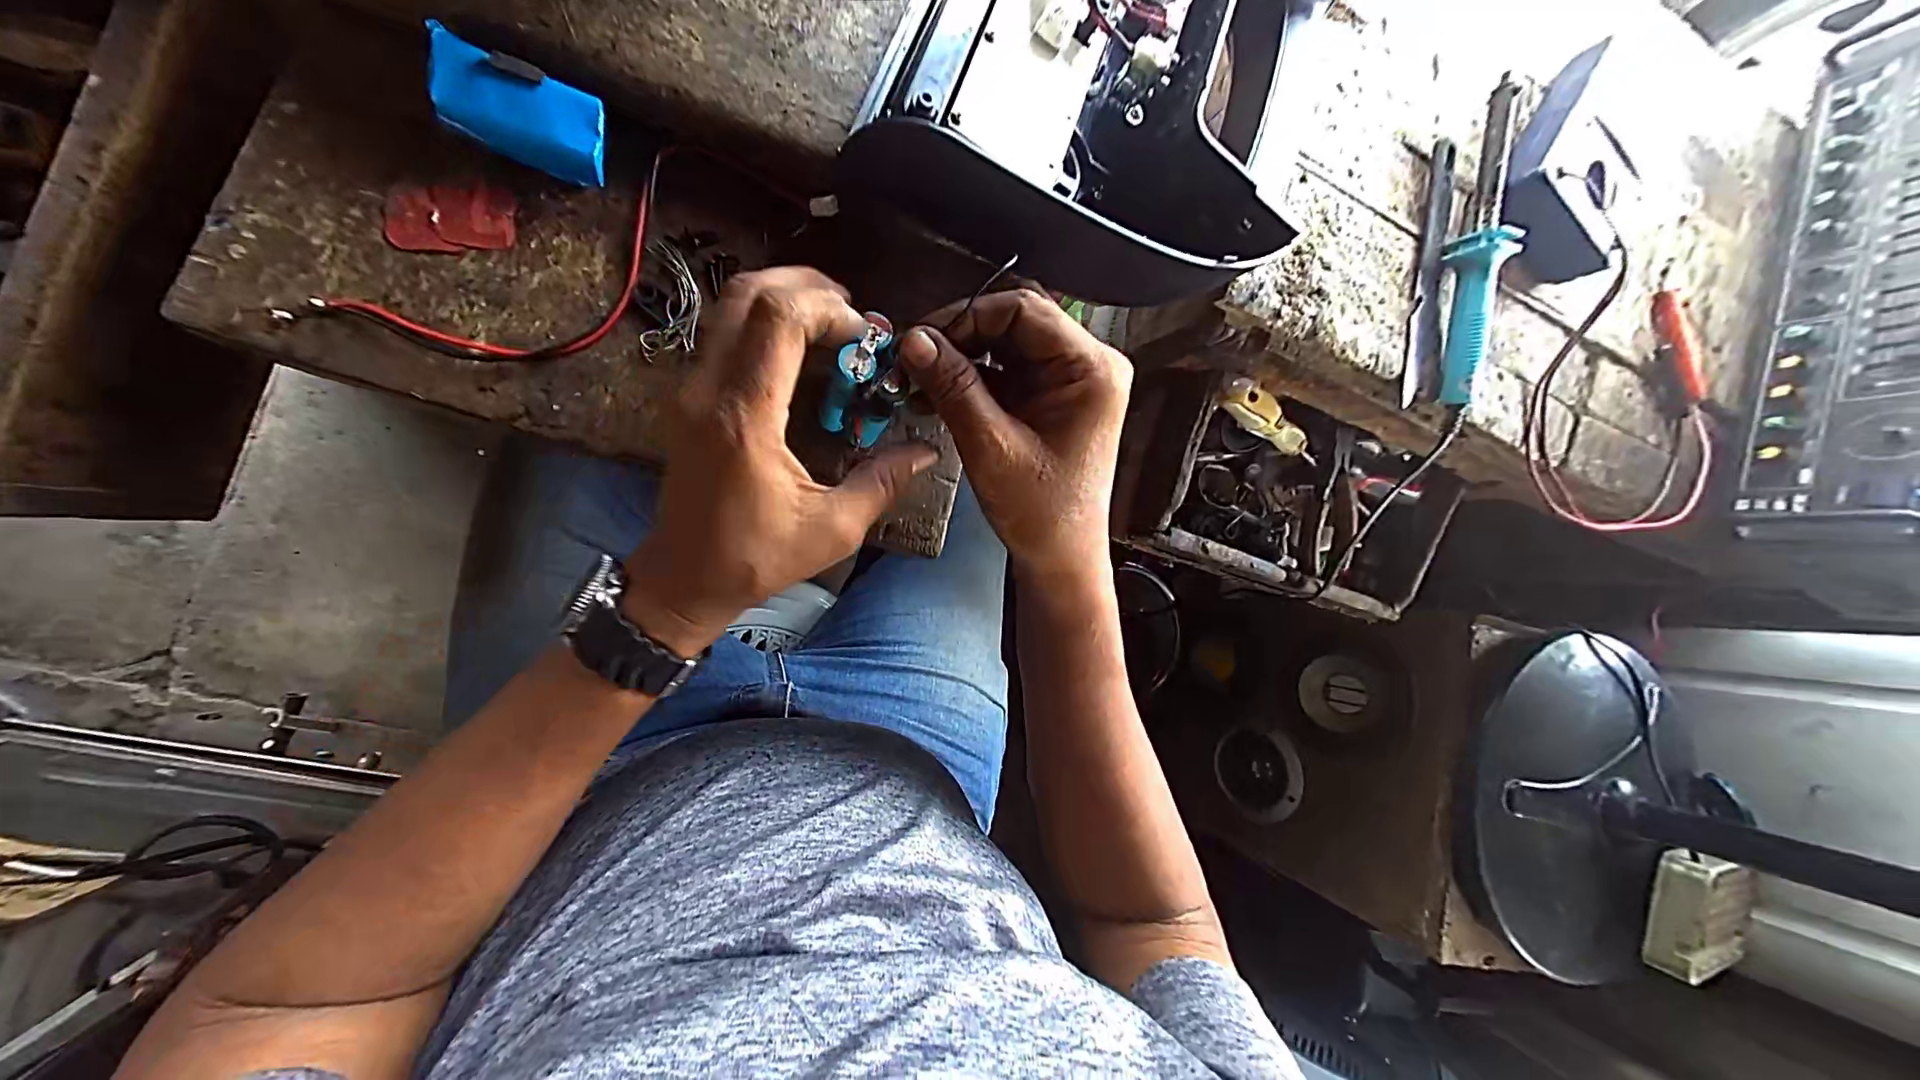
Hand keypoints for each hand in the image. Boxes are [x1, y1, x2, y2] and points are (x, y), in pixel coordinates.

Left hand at [622, 268, 937, 656]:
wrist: (684, 577)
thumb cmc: (754, 558)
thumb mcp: (833, 529)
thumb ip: (882, 482)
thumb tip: (925, 450)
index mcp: (745, 419)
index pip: (778, 319)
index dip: (829, 310)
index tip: (864, 338)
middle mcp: (709, 390)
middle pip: (748, 293)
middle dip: (807, 289)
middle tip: (852, 318)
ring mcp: (691, 389)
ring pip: (730, 305)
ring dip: (784, 300)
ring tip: (832, 326)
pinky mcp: (690, 397)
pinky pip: (725, 332)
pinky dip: (765, 323)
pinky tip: (801, 351)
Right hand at [898, 289, 1131, 579]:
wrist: (1059, 556)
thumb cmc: (1043, 513)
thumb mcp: (991, 446)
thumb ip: (953, 387)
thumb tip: (916, 340)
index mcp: (1092, 370)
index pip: (1024, 310)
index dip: (967, 316)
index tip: (923, 337)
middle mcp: (1087, 367)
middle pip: (1015, 322)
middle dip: (961, 336)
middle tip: (917, 355)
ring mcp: (1069, 382)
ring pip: (1006, 344)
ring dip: (962, 357)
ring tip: (921, 378)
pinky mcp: (1050, 398)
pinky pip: (1006, 370)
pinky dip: (971, 378)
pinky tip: (939, 392)